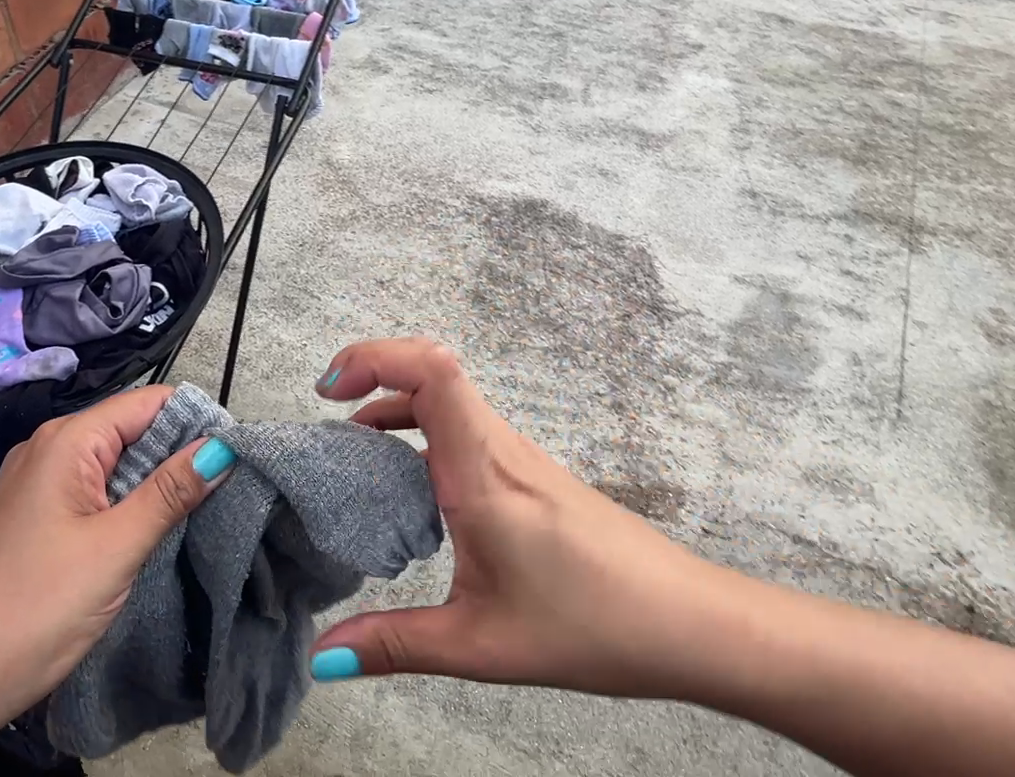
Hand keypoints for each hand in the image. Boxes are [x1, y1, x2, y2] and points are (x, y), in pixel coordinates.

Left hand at [0, 385, 229, 776]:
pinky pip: (94, 492)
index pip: (149, 402)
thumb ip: (171, 492)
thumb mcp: (116, 547)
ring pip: (115, 464)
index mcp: (68, 440)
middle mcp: (50, 448)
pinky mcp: (35, 518)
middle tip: (230, 488)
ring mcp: (38, 484)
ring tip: (202, 510)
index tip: (240, 454)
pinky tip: (153, 532)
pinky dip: (127, 504)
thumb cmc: (36, 605)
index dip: (196, 421)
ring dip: (156, 483)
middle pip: (132, 430)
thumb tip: (225, 446)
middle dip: (180, 454)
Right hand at [309, 339, 739, 698]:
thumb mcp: (481, 644)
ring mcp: (516, 455)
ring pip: (445, 398)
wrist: (691, 622)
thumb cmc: (596, 624)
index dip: (374, 357)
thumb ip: (395, 645)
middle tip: (326, 410)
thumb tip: (323, 656)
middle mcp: (498, 447)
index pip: (432, 370)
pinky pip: (461, 427)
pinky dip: (418, 432)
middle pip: (430, 368)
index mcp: (482, 470)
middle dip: (369, 373)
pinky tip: (405, 484)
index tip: (329, 388)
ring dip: (392, 404)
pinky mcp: (526, 472)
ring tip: (351, 448)